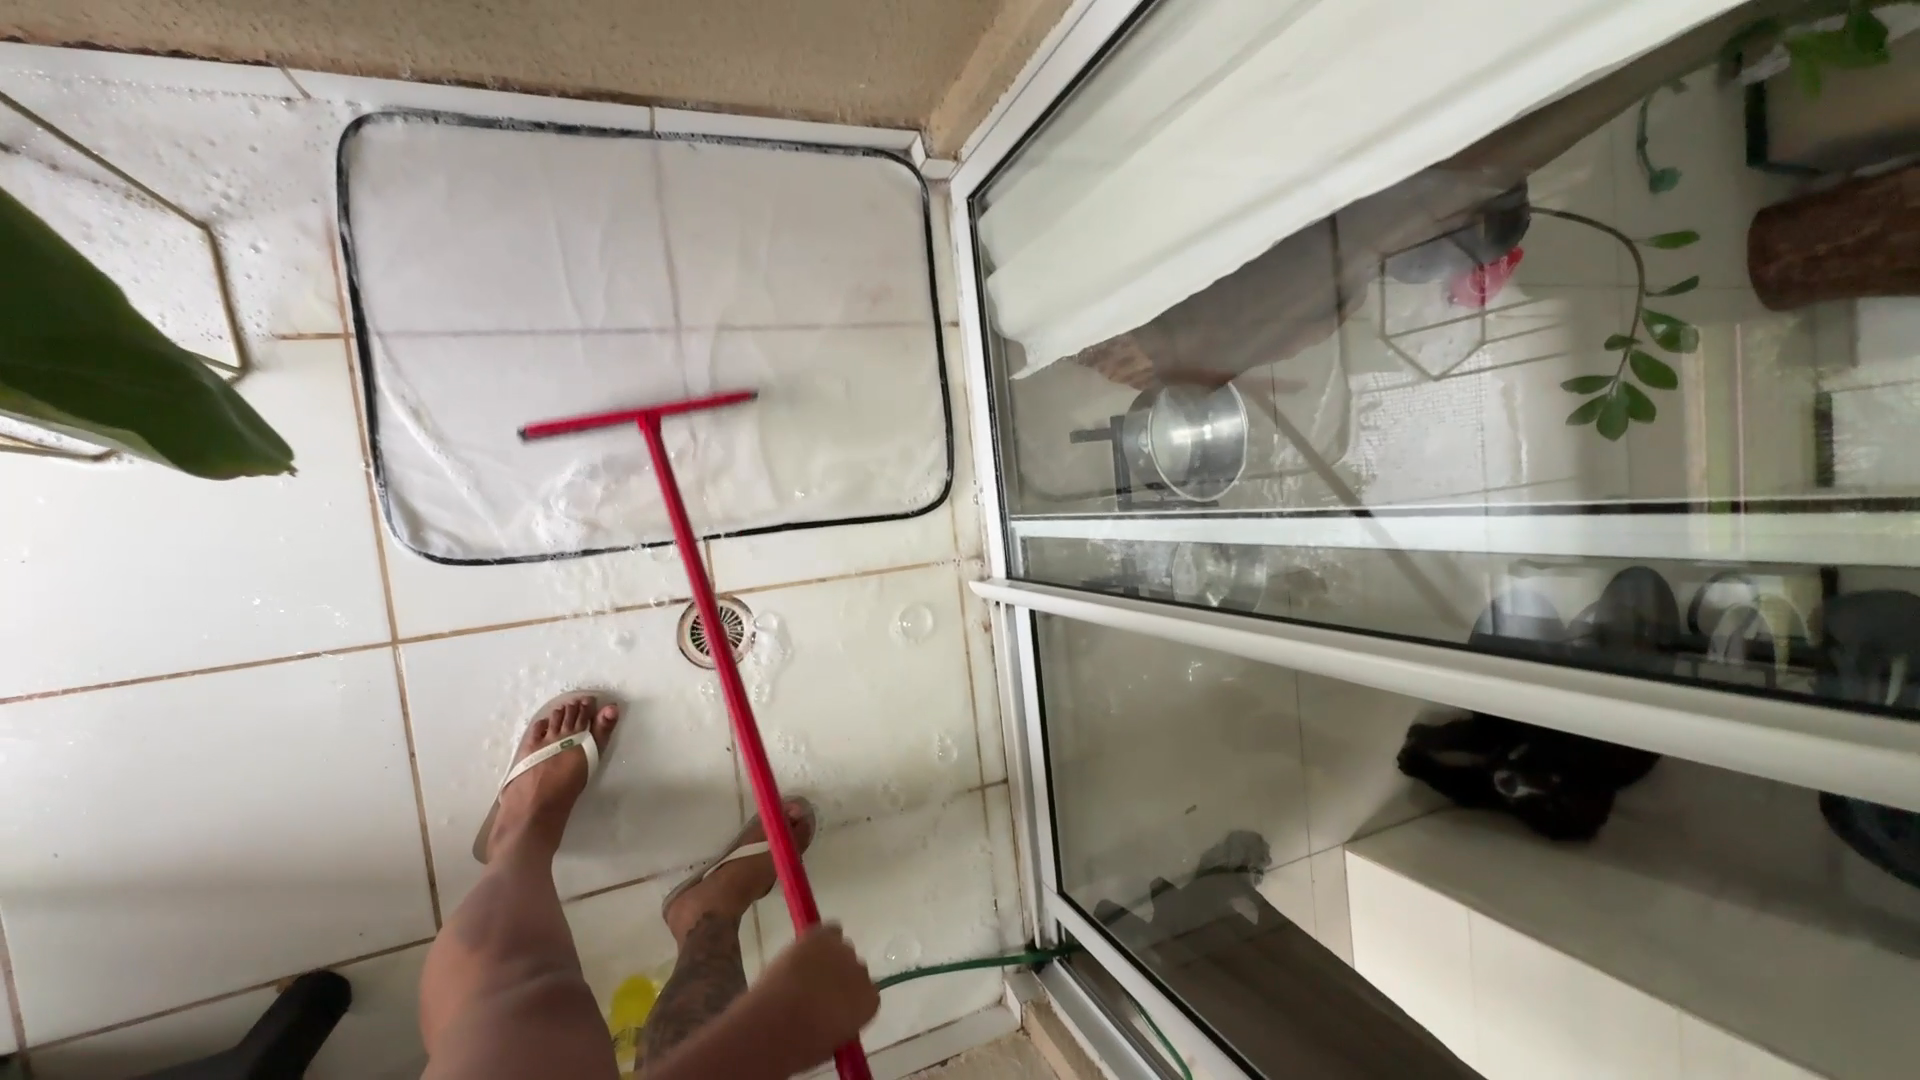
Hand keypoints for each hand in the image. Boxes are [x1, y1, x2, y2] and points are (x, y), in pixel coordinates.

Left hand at [754, 924, 879, 1068]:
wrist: (776, 1023)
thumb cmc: (801, 1044)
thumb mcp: (830, 1043)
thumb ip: (841, 1023)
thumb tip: (834, 1015)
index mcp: (868, 1003)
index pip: (868, 993)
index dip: (849, 998)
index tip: (834, 1005)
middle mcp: (862, 972)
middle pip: (855, 968)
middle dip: (840, 976)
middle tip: (817, 989)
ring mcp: (842, 951)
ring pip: (841, 947)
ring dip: (829, 957)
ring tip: (806, 971)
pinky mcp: (822, 936)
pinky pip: (829, 929)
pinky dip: (821, 937)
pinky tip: (808, 948)